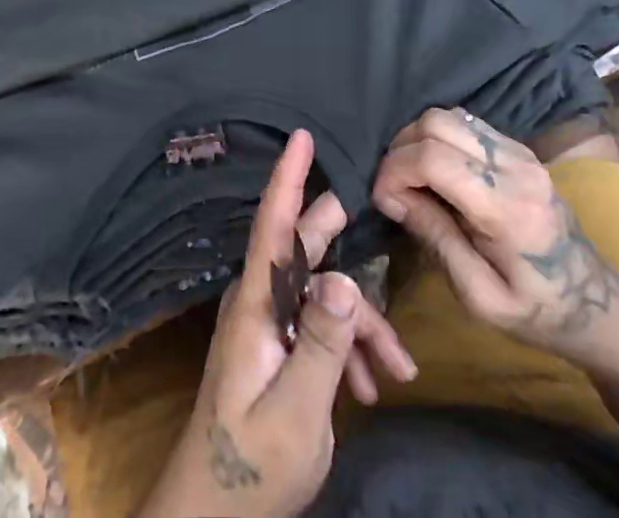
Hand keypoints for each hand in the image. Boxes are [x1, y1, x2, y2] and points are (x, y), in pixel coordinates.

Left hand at [139, 130, 416, 517]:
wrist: (219, 508)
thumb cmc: (252, 461)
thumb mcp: (297, 409)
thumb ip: (323, 344)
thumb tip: (346, 279)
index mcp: (256, 306)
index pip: (272, 228)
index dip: (287, 180)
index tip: (301, 137)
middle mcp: (260, 305)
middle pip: (304, 251)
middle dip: (339, 234)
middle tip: (375, 207)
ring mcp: (270, 328)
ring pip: (325, 298)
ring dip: (363, 325)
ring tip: (400, 368)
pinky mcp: (281, 351)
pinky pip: (322, 331)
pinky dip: (352, 350)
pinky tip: (379, 385)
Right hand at [371, 108, 618, 361]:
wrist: (597, 304)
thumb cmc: (538, 311)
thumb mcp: (479, 296)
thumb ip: (435, 238)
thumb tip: (390, 197)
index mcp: (509, 207)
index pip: (432, 158)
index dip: (393, 173)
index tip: (383, 202)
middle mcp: (517, 166)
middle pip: (435, 123)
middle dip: (399, 152)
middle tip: (394, 190)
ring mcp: (520, 152)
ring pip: (445, 116)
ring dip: (415, 142)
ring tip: (410, 180)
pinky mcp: (517, 149)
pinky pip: (461, 123)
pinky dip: (434, 140)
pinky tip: (434, 172)